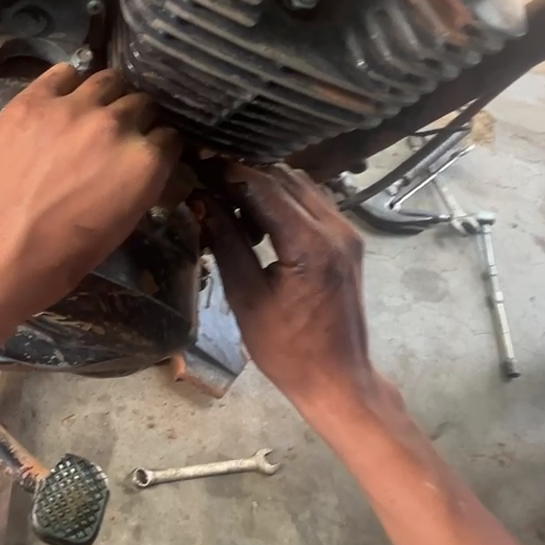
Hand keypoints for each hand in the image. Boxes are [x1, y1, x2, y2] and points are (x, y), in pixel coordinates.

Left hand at [0, 64, 180, 328]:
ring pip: (108, 80)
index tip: (148, 157)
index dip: (159, 150)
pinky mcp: (31, 100)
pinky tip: (60, 101)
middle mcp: (116, 126)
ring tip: (93, 113)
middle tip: (117, 138)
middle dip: (136, 121)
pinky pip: (63, 73)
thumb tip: (137, 175)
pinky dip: (68, 84)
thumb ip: (135, 191)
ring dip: (108, 96)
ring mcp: (71, 107)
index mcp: (144, 164)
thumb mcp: (114, 232)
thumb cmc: (54, 262)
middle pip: (142, 104)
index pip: (170, 139)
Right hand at [202, 162, 404, 423]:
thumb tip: (201, 201)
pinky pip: (313, 203)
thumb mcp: (246, 296)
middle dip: (244, 176)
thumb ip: (226, 242)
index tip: (196, 166)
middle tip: (206, 182)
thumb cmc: (286, 349)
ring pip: (301, 186)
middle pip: (284, 179)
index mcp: (310, 243)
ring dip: (264, 186)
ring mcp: (347, 232)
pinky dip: (283, 201)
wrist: (337, 378)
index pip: (263, 187)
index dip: (227, 173)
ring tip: (227, 201)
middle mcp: (336, 227)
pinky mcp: (348, 240)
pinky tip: (257, 218)